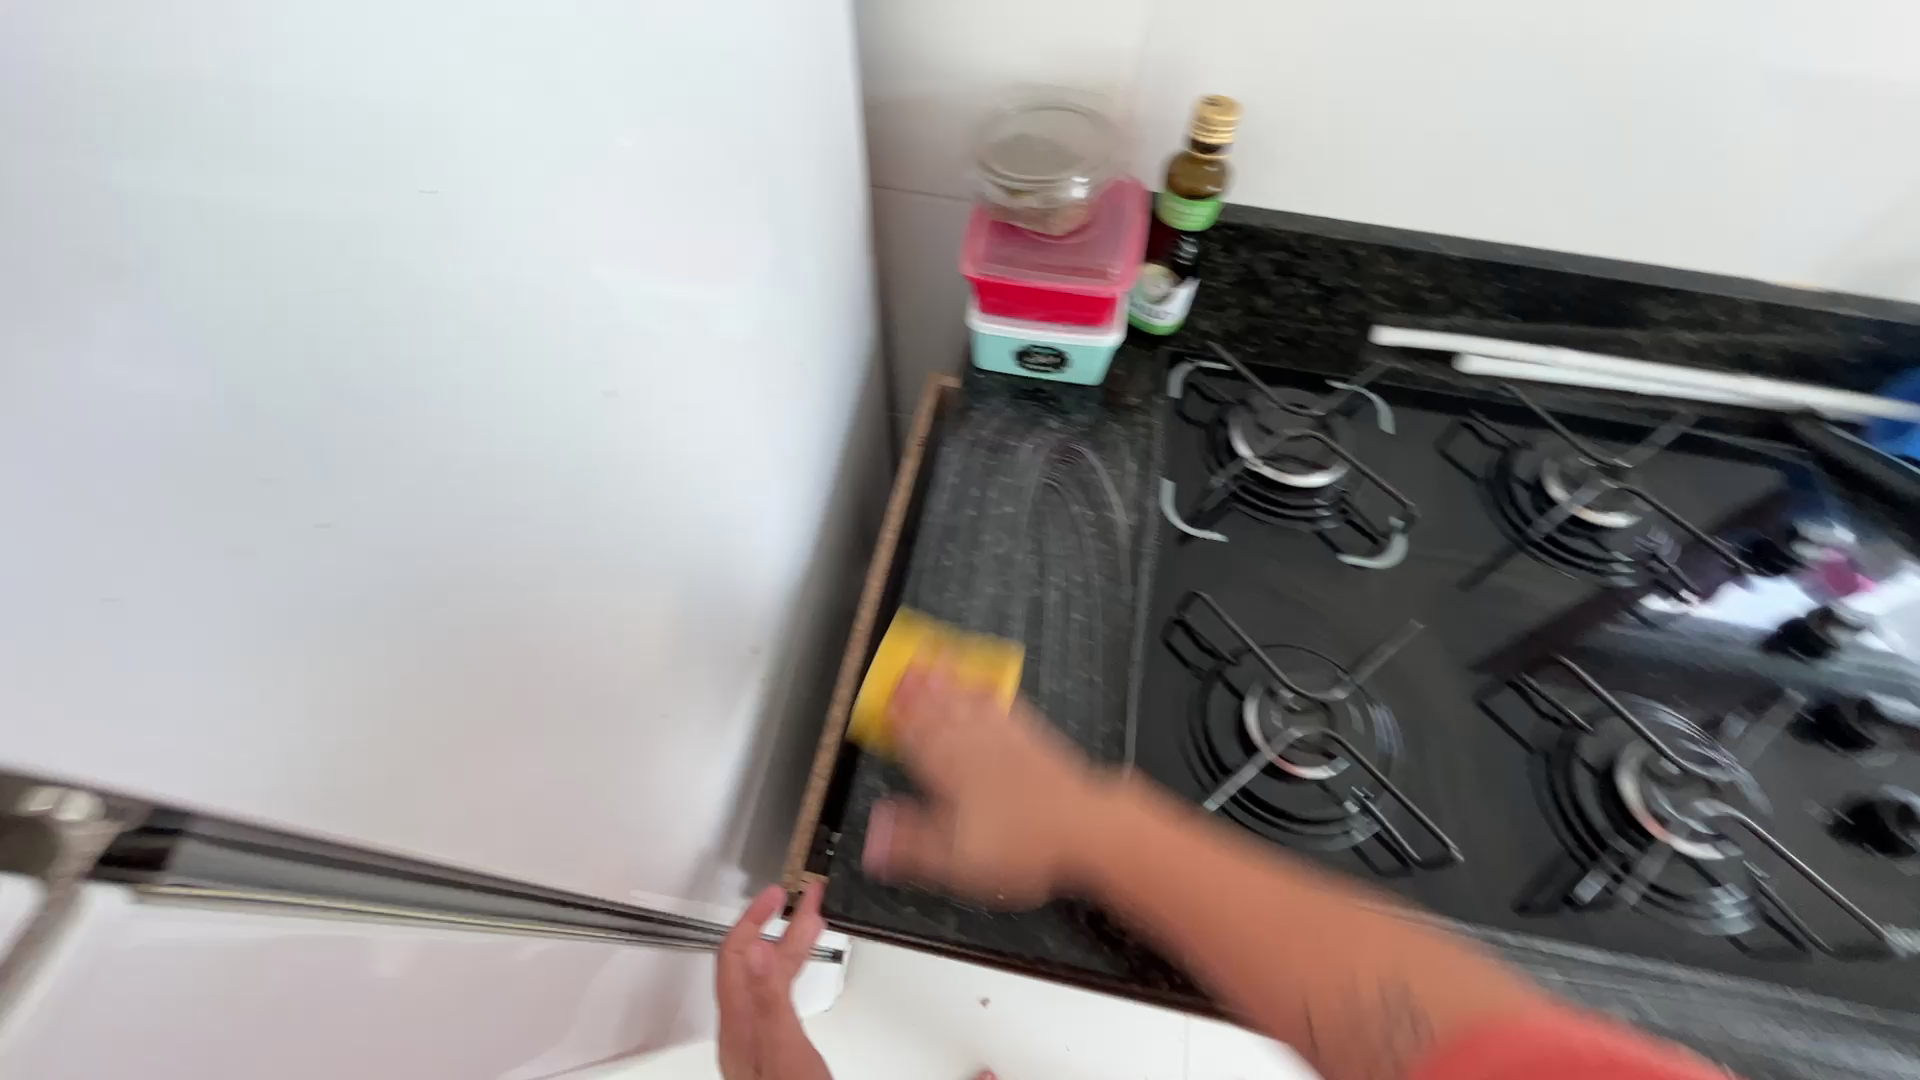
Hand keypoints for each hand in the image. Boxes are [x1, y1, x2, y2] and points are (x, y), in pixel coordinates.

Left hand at [717, 882, 831, 1079]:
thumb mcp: (786, 1053)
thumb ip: (769, 1002)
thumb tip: (753, 952)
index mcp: (740, 1025)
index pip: (735, 956)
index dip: (753, 918)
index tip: (778, 893)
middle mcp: (745, 1028)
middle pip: (754, 961)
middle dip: (779, 922)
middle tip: (805, 896)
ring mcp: (760, 1038)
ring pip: (770, 975)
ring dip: (790, 941)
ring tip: (815, 917)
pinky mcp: (777, 1047)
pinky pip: (781, 992)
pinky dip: (796, 966)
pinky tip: (808, 963)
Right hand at [861, 662, 1110, 907]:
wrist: (1084, 827)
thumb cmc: (1022, 844)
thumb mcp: (956, 859)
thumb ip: (910, 845)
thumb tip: (873, 840)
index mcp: (950, 773)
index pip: (916, 738)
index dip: (898, 719)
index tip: (884, 699)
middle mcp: (974, 748)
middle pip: (940, 713)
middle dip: (919, 690)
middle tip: (905, 666)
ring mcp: (1005, 739)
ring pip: (967, 704)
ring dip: (949, 682)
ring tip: (935, 661)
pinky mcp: (1031, 738)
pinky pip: (1002, 706)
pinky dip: (987, 692)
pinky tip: (984, 686)